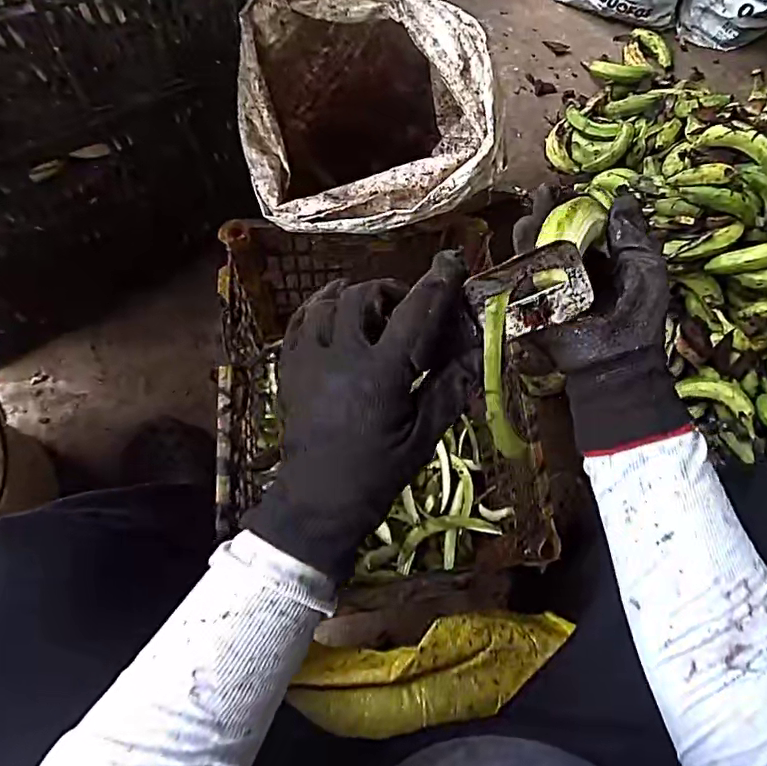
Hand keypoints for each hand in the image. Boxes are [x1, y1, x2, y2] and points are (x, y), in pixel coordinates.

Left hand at [243, 251, 475, 577]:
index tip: (451, 264)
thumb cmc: (377, 472)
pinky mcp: (289, 369)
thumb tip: (477, 351)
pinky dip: (317, 308)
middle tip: (405, 307)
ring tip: (371, 310)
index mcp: (381, 374)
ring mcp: (308, 361)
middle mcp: (341, 358)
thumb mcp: (424, 436)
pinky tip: (331, 311)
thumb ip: (450, 388)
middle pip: (363, 297)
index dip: (436, 284)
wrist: (317, 501)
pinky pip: (298, 322)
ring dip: (352, 297)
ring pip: (326, 303)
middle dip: (389, 291)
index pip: (413, 313)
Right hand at [513, 187, 687, 453]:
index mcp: (604, 263)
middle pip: (556, 234)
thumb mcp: (646, 268)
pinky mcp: (535, 303)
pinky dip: (520, 255)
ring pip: (536, 251)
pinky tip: (521, 234)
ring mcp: (553, 287)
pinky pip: (522, 275)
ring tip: (532, 209)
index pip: (586, 227)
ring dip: (531, 228)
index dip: (578, 207)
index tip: (571, 189)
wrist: (615, 360)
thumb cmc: (638, 316)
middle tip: (544, 191)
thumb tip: (622, 197)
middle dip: (548, 212)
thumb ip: (633, 234)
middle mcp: (576, 272)